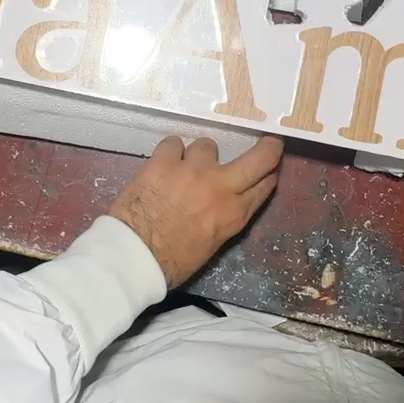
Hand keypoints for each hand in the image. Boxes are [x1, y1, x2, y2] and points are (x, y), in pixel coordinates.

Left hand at [108, 135, 283, 287]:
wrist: (134, 256)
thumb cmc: (172, 261)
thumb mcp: (212, 245)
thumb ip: (224, 218)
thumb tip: (225, 202)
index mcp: (234, 215)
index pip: (265, 186)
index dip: (269, 174)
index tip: (269, 169)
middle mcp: (221, 188)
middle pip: (259, 158)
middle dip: (267, 148)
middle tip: (269, 141)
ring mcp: (193, 171)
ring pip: (207, 145)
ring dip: (197, 156)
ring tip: (183, 169)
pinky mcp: (164, 162)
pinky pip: (173, 143)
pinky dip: (169, 153)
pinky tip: (162, 165)